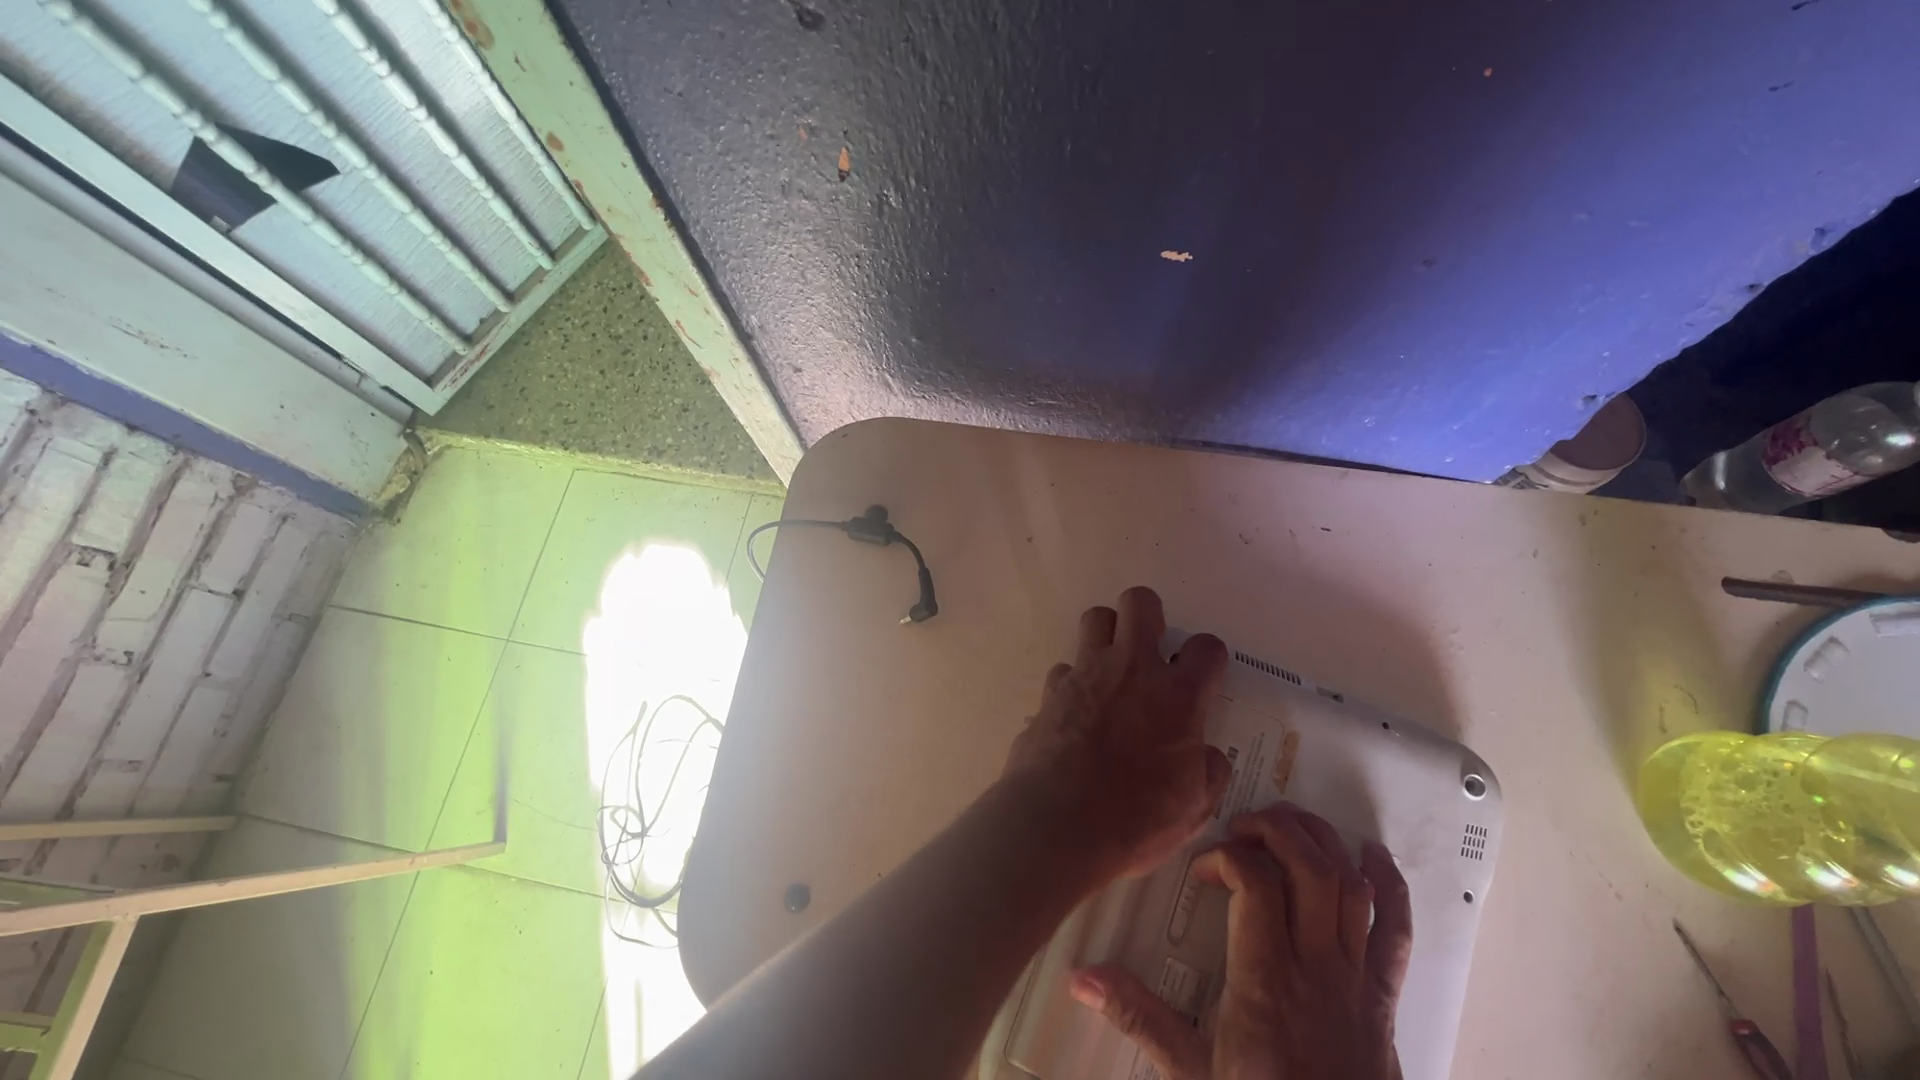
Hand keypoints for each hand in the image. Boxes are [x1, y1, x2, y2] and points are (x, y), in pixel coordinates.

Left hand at [1002, 586, 1231, 877]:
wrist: (1056, 824)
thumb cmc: (1136, 818)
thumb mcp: (1195, 806)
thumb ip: (1208, 770)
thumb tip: (1206, 754)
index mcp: (1177, 695)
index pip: (1206, 647)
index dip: (1208, 659)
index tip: (1203, 679)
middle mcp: (1131, 670)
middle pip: (1140, 603)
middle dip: (1149, 616)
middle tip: (1151, 652)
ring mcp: (1085, 675)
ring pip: (1095, 619)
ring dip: (1107, 637)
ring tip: (1112, 672)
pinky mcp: (1050, 692)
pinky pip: (1064, 669)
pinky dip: (1074, 682)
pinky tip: (1077, 712)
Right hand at [1070, 804, 1412, 1079]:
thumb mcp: (1190, 1071)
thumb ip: (1139, 1017)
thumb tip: (1081, 978)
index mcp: (1265, 982)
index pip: (1255, 885)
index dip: (1224, 858)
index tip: (1201, 871)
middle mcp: (1315, 967)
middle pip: (1309, 869)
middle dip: (1275, 829)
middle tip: (1242, 826)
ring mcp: (1356, 979)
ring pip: (1350, 887)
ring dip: (1321, 842)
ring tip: (1287, 823)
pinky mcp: (1383, 997)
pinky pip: (1396, 933)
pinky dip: (1390, 886)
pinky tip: (1371, 855)